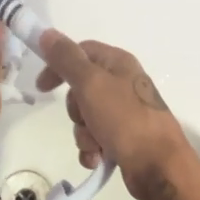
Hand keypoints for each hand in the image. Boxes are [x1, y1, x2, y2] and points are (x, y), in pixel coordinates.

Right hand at [36, 31, 194, 199]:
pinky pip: (95, 142)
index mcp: (117, 63)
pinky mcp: (122, 140)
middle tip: (86, 119)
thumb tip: (45, 34)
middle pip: (80, 91)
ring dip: (84, 136)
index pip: (80, 53)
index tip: (41, 88)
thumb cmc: (126, 120)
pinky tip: (98, 160)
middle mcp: (121, 85)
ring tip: (97, 146)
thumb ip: (67, 59)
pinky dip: (92, 152)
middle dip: (76, 112)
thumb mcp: (92, 84)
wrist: (158, 165)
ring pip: (85, 120)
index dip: (58, 67)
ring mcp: (123, 115)